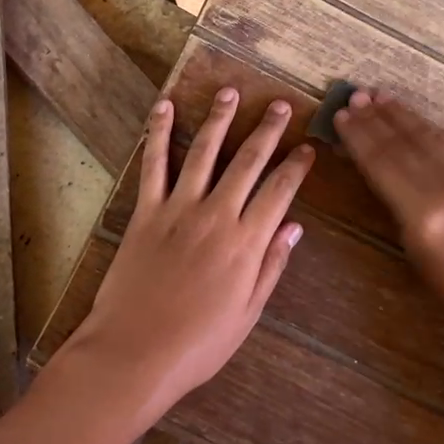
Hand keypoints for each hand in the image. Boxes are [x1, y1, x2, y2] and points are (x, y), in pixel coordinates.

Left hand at [60, 88, 314, 415]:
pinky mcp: (146, 210)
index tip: (308, 148)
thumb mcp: (247, 313)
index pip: (279, 192)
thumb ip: (271, 266)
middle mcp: (217, 215)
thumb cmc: (197, 344)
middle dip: (267, 130)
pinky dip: (158, 133)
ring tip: (230, 92)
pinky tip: (164, 107)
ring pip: (204, 152)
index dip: (296, 167)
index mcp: (246, 243)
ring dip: (219, 118)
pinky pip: (154, 164)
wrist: (135, 352)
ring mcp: (179, 208)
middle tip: (279, 105)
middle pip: (248, 162)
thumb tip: (294, 227)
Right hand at [333, 90, 443, 342]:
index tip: (341, 115)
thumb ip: (394, 205)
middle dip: (374, 118)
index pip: (381, 161)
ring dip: (401, 114)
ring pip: (429, 135)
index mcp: (422, 212)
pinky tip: (414, 119)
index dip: (358, 136)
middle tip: (354, 95)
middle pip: (402, 142)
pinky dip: (428, 127)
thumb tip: (374, 168)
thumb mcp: (414, 251)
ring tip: (378, 96)